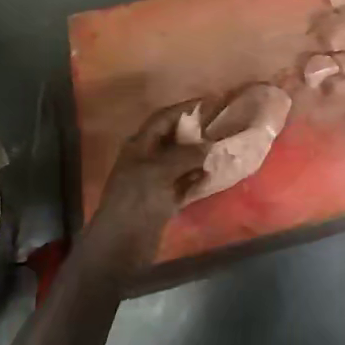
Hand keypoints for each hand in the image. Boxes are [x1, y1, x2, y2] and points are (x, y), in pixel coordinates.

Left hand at [89, 100, 209, 268]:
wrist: (121, 243)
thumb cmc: (137, 200)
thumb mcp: (159, 171)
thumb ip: (185, 155)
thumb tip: (208, 145)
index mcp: (139, 145)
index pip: (163, 119)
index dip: (184, 108)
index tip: (209, 101)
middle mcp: (146, 159)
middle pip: (173, 139)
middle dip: (195, 132)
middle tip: (221, 125)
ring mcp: (154, 181)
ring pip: (181, 161)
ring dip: (199, 156)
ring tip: (222, 148)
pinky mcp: (163, 201)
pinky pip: (183, 183)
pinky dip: (197, 178)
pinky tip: (213, 175)